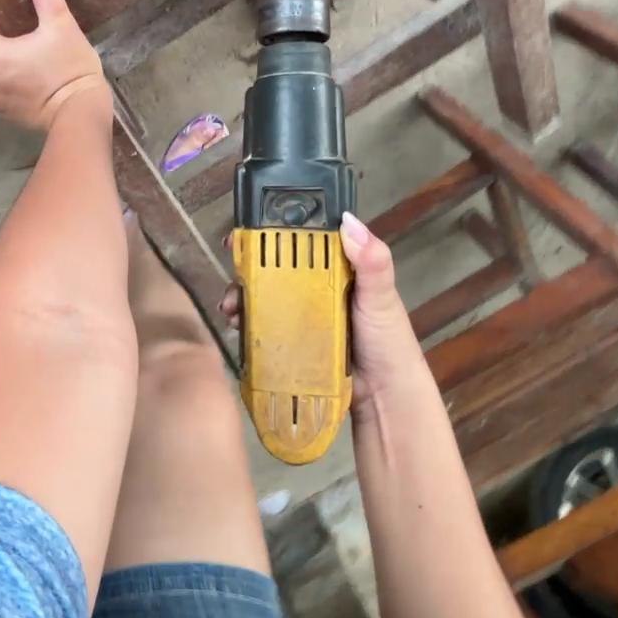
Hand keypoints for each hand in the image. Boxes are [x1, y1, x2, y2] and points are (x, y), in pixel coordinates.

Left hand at [0, 0, 108, 130]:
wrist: (80, 112)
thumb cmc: (70, 66)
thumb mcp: (61, 23)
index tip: (16, 11)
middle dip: (6, 38)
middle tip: (33, 35)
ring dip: (8, 60)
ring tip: (35, 57)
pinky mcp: (2, 112)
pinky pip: (1, 87)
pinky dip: (12, 80)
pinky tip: (33, 78)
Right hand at [217, 212, 426, 408]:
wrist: (384, 396)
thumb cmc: (387, 341)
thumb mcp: (381, 296)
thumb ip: (372, 261)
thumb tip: (348, 220)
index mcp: (335, 270)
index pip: (299, 243)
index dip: (271, 234)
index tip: (245, 234)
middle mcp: (315, 288)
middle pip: (273, 269)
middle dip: (247, 268)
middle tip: (231, 270)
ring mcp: (301, 316)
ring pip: (263, 297)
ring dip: (241, 297)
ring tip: (231, 308)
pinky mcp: (291, 342)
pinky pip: (262, 327)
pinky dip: (245, 324)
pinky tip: (234, 326)